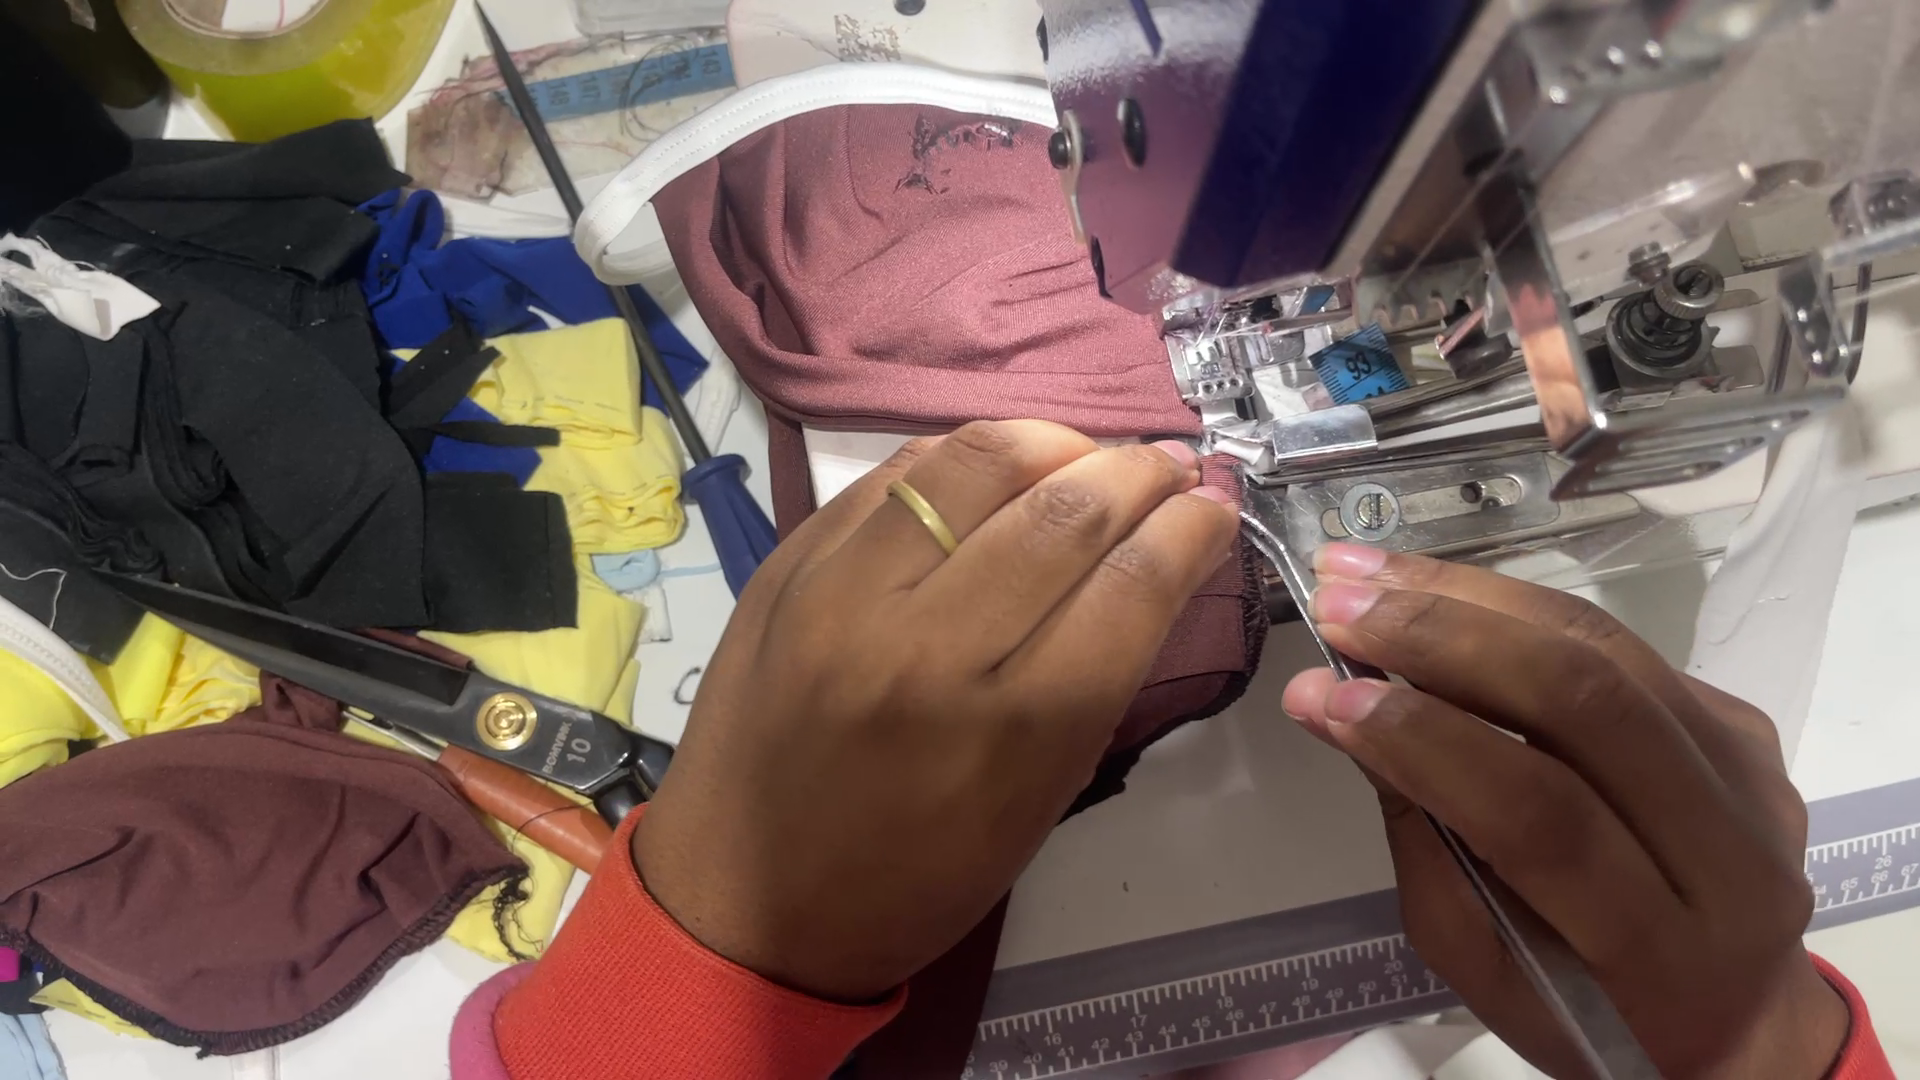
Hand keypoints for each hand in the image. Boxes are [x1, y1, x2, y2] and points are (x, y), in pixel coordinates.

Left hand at [635, 421, 1238, 1000]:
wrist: (744, 896)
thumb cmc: (910, 875)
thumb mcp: (1035, 799)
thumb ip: (1095, 676)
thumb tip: (1148, 563)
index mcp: (1009, 729)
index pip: (1131, 587)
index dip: (1191, 531)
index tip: (1213, 508)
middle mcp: (927, 645)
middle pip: (1064, 511)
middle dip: (1138, 473)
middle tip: (1167, 466)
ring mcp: (844, 591)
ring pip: (976, 461)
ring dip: (1056, 441)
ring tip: (1085, 454)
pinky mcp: (790, 563)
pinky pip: (896, 472)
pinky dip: (965, 457)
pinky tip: (995, 468)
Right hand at [1280, 544, 1846, 1079]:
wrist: (1728, 1006)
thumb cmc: (1566, 998)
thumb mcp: (1462, 940)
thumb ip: (1408, 818)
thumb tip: (1326, 702)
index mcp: (1662, 945)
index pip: (1540, 815)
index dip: (1423, 740)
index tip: (1321, 692)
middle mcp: (1731, 844)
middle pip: (1584, 703)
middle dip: (1437, 639)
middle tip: (1333, 606)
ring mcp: (1744, 764)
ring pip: (1597, 643)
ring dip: (1456, 593)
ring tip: (1354, 570)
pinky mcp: (1732, 714)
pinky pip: (1604, 633)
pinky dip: (1494, 598)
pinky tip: (1416, 582)